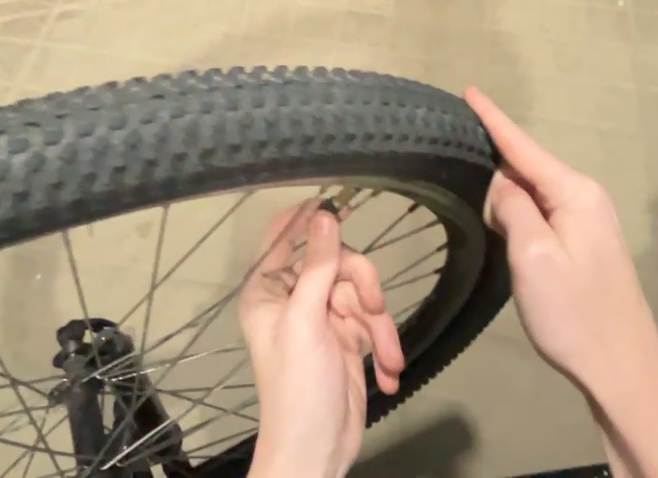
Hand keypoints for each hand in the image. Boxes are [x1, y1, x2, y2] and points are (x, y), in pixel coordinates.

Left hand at [239, 202, 405, 477]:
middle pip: (336, 262)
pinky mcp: (346, 339)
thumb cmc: (297, 386)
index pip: (283, 236)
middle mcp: (293, 296)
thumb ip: (317, 266)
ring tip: (389, 359)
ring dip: (380, 327)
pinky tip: (389, 374)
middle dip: (362, 289)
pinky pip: (371, 323)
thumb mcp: (306, 321)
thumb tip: (324, 213)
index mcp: (268, 289)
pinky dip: (384, 347)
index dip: (307, 218)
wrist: (317, 452)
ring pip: (360, 293)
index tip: (337, 205)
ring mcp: (321, 317)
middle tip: (376, 308)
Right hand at [468, 87, 655, 393]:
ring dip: (507, 195)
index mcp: (575, 193)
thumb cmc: (575, 314)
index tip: (469, 90)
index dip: (493, 119)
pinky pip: (543, 213)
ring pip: (534, 193)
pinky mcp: (586, 245)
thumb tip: (501, 183)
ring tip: (475, 198)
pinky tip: (505, 224)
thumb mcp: (532, 256)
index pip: (523, 146)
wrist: (625, 373)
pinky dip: (520, 213)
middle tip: (456, 166)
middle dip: (495, 164)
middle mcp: (586, 198)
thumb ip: (512, 207)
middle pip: (528, 167)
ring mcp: (589, 222)